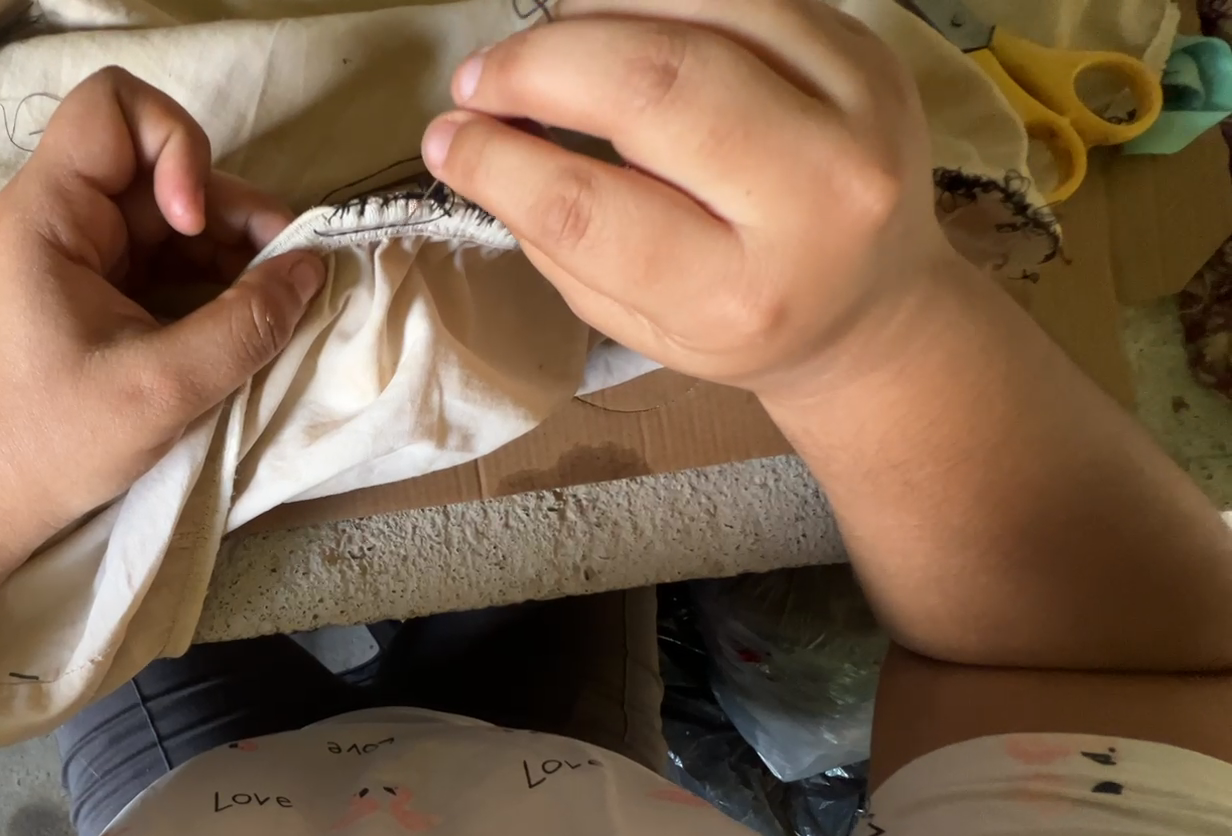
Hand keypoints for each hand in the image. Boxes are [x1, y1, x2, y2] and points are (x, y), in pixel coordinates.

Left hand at [0, 67, 325, 550]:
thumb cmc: (58, 442)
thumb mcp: (163, 388)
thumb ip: (245, 327)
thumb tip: (313, 270)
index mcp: (49, 217)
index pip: (114, 109)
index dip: (176, 145)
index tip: (196, 224)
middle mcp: (63, 219)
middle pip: (162, 167)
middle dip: (230, 212)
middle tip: (286, 269)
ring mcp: (84, 257)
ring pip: (175, 218)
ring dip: (234, 250)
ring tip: (279, 298)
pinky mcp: (103, 293)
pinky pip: (169, 262)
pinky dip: (215, 281)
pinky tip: (250, 315)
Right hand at [420, 0, 955, 393]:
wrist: (869, 306)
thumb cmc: (729, 328)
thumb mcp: (631, 323)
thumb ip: (562, 243)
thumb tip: (480, 149)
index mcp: (731, 295)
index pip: (590, 211)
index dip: (499, 164)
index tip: (443, 141)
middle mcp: (809, 198)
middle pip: (654, 89)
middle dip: (538, 69)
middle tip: (474, 79)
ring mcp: (856, 107)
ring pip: (702, 14)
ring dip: (587, 16)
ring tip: (527, 48)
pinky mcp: (865, 48)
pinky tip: (592, 16)